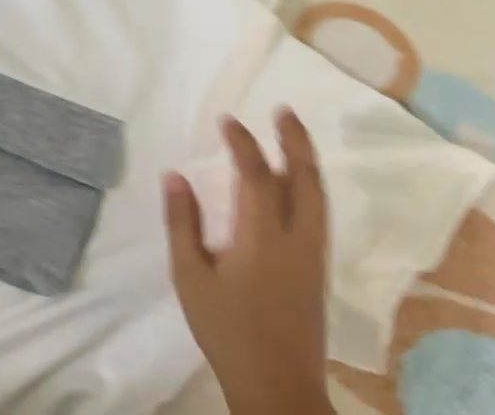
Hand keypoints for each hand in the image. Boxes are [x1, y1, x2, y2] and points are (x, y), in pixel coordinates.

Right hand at [164, 110, 333, 414]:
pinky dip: (308, 186)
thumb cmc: (226, 328)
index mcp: (263, 238)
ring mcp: (313, 257)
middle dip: (295, 142)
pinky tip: (296, 185)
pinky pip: (318, 214)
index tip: (227, 120)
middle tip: (283, 110)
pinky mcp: (316, 271)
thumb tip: (176, 176)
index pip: (257, 176)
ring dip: (306, 162)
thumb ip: (183, 223)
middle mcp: (297, 241)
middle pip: (305, 181)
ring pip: (319, 198)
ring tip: (292, 137)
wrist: (277, 384)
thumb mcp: (190, 275)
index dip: (243, 144)